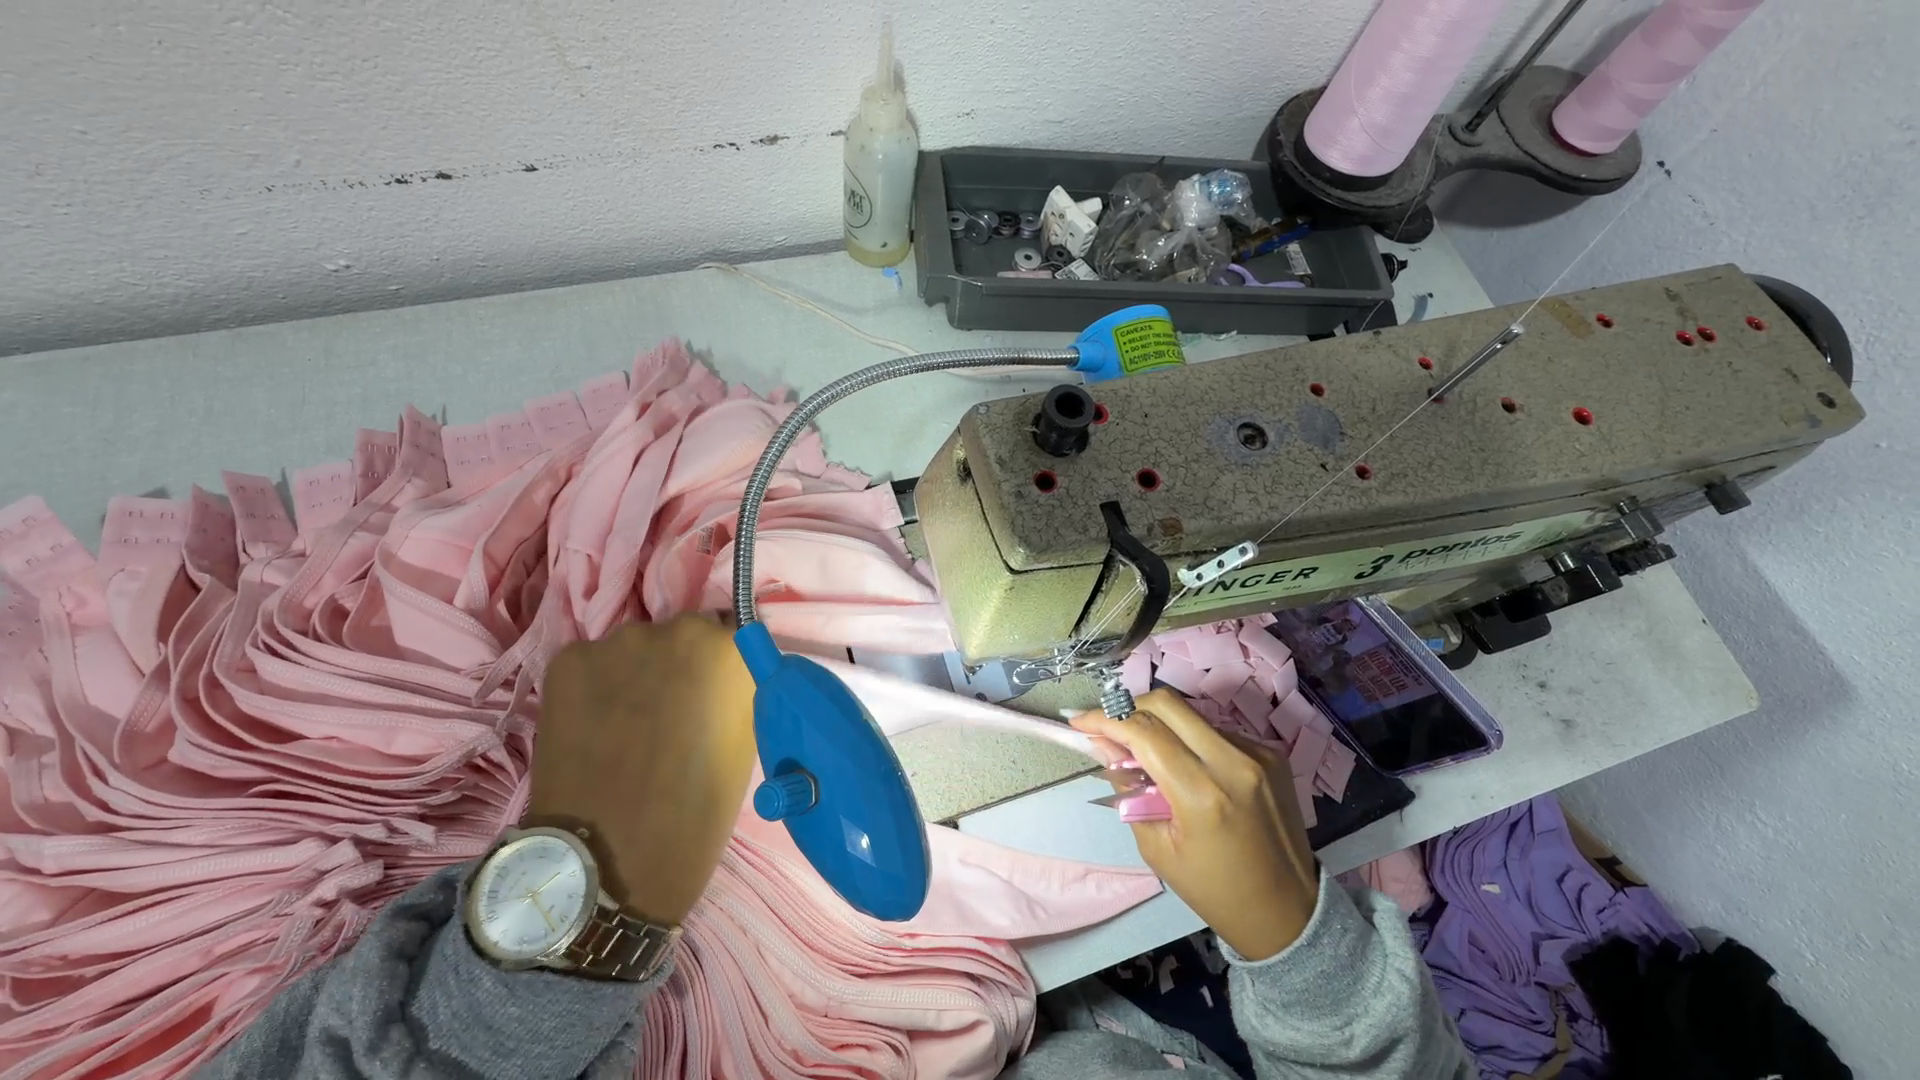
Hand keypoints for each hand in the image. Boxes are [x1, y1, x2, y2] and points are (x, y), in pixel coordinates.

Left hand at [527, 616, 756, 925]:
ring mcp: (619, 642)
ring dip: (637, 674)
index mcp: (731, 651)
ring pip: (636, 649)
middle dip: (681, 666)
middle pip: (684, 636)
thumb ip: (735, 694)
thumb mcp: (742, 744)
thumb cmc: (698, 812)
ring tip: (627, 725)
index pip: (735, 635)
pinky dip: (597, 688)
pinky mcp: (569, 659)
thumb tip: (722, 681)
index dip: (724, 667)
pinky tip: (594, 728)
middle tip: (672, 712)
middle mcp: (679, 630)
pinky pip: (594, 664)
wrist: (609, 860)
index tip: (717, 695)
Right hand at [1071, 689, 1318, 959]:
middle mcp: (1233, 761)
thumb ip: (1128, 790)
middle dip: (1129, 708)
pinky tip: (1189, 772)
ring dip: (1161, 726)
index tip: (1080, 722)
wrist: (1286, 911)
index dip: (1105, 720)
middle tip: (1110, 729)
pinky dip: (1192, 742)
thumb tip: (1106, 746)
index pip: (1143, 732)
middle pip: (1168, 704)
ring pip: (1192, 716)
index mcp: (1202, 793)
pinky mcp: (1271, 755)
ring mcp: (1257, 754)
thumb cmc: (1214, 890)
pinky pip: (1217, 732)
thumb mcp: (1157, 848)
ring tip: (1148, 758)